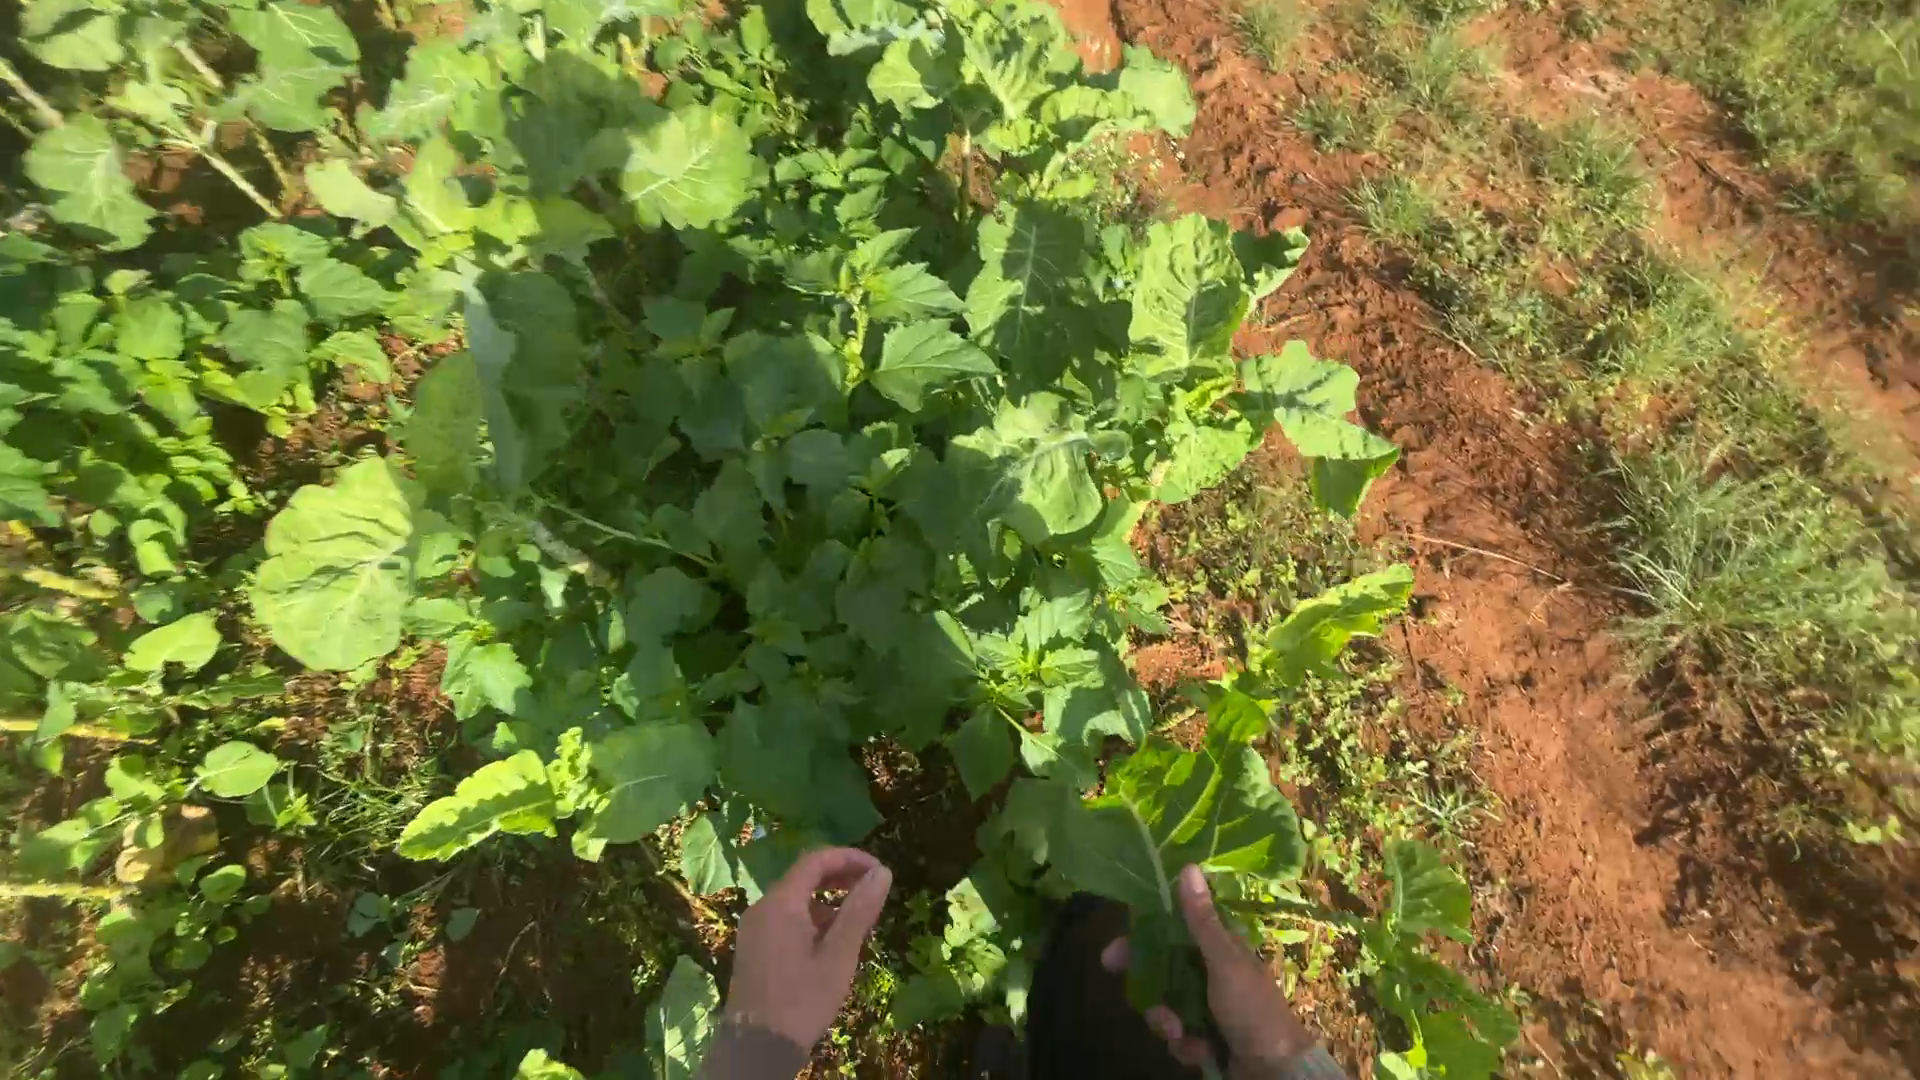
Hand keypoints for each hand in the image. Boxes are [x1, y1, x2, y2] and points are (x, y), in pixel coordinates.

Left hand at [723, 847, 893, 1049]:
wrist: (755, 1053)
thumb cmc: (802, 1000)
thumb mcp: (839, 955)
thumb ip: (860, 910)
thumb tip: (882, 872)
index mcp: (781, 903)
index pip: (816, 859)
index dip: (850, 858)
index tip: (877, 870)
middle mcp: (763, 907)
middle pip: (805, 875)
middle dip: (840, 877)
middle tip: (871, 889)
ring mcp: (755, 928)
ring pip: (796, 898)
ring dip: (828, 899)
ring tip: (857, 920)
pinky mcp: (754, 947)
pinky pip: (786, 917)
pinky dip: (812, 917)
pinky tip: (831, 942)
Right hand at [1102, 864, 1316, 1074]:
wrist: (1277, 1073)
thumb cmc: (1252, 1008)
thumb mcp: (1224, 961)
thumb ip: (1201, 920)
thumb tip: (1187, 866)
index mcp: (1217, 948)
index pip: (1171, 932)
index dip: (1142, 937)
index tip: (1116, 949)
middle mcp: (1209, 973)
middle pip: (1162, 969)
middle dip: (1147, 984)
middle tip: (1132, 997)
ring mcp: (1207, 1008)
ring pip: (1166, 1003)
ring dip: (1164, 1019)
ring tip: (1175, 1032)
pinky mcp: (1206, 1038)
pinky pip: (1179, 1036)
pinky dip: (1184, 1045)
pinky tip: (1197, 1052)